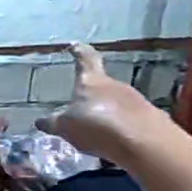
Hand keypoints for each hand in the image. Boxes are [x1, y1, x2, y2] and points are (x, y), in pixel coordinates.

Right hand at [42, 44, 171, 164]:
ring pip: (115, 103)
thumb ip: (54, 123)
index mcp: (92, 81)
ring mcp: (136, 100)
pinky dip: (120, 128)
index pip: (85, 60)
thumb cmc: (97, 126)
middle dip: (90, 95)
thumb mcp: (66, 127)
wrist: (145, 144)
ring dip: (105, 114)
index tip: (74, 46)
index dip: (79, 52)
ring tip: (94, 131)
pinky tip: (113, 142)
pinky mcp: (150, 119)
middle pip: (101, 85)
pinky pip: (129, 120)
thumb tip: (41, 121)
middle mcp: (115, 85)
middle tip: (78, 108)